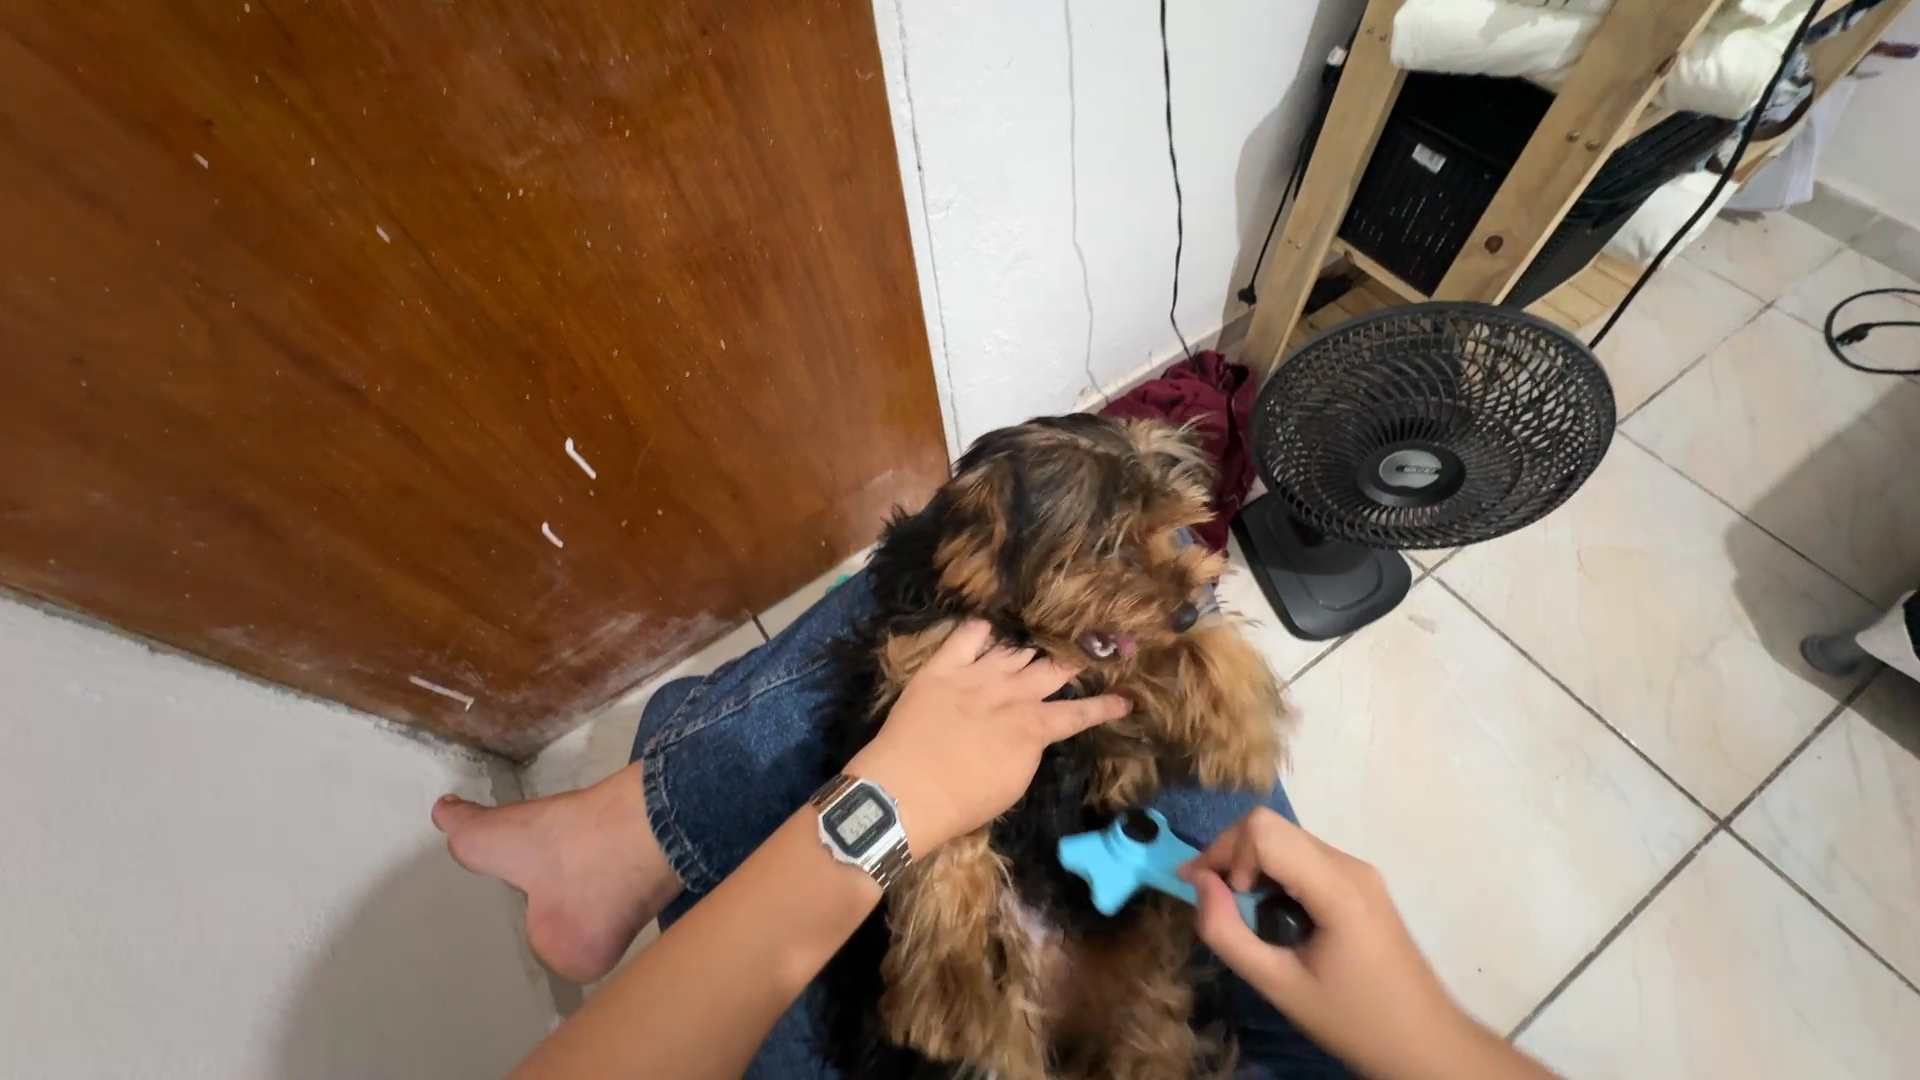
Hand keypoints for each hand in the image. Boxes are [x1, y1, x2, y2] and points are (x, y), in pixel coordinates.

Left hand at [845, 619, 1129, 853]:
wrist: (906, 790)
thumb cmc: (962, 802)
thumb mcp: (1013, 784)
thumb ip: (1030, 749)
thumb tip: (1034, 731)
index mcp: (1032, 727)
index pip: (1077, 713)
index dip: (1103, 706)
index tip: (1125, 699)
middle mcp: (1010, 694)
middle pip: (1050, 670)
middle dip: (1073, 662)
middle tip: (1087, 651)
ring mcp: (975, 676)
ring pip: (1012, 652)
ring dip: (1028, 650)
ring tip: (1039, 645)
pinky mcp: (942, 669)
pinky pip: (966, 638)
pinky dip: (980, 631)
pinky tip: (989, 627)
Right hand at [1180, 810, 1550, 1079]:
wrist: (1429, 1047)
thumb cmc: (1355, 1022)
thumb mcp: (1280, 989)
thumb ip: (1227, 934)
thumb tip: (1198, 883)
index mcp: (1338, 889)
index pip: (1264, 832)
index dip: (1229, 856)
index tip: (1224, 900)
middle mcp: (1348, 864)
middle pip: (1268, 825)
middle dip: (1229, 853)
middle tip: (1213, 895)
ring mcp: (1355, 868)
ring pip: (1280, 833)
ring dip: (1247, 860)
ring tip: (1237, 905)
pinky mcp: (1356, 878)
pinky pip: (1297, 851)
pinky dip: (1268, 867)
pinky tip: (1265, 905)